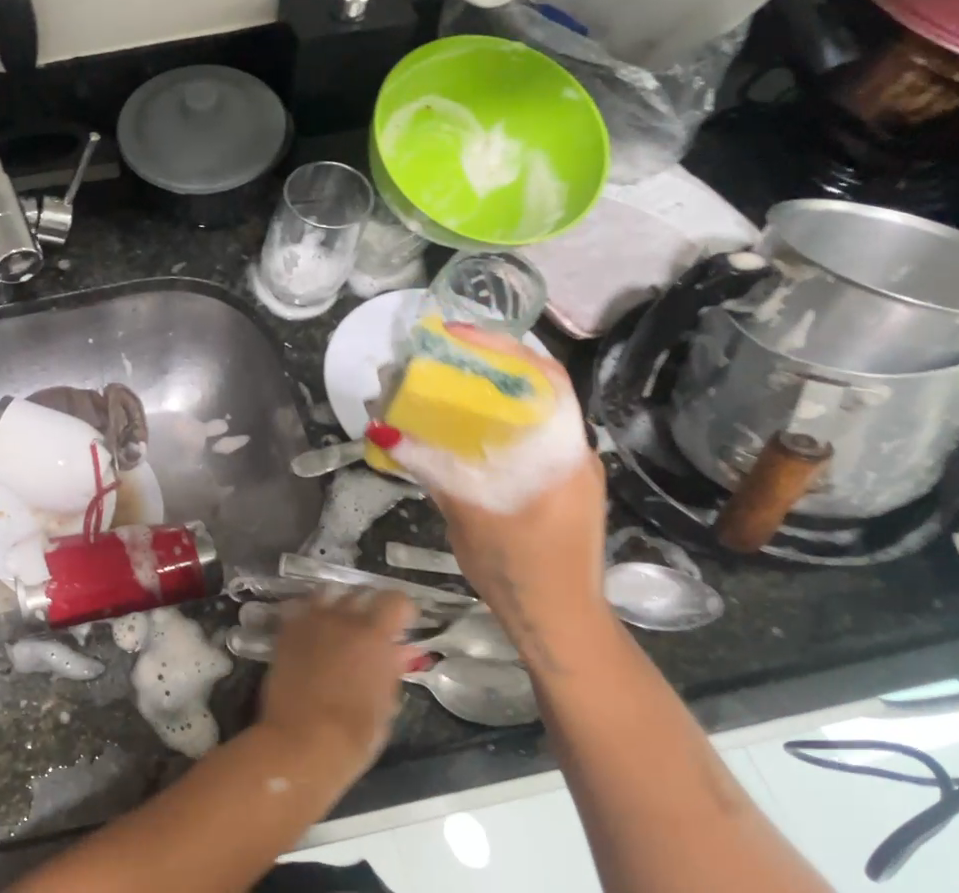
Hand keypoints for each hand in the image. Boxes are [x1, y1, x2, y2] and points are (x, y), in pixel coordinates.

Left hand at [258, 590, 416, 776]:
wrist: (302, 740)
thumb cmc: (355, 732)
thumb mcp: (386, 704)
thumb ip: (392, 669)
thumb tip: (400, 650)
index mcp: (374, 636)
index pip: (395, 599)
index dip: (401, 609)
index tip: (402, 625)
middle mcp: (342, 619)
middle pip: (360, 592)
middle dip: (369, 606)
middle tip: (370, 629)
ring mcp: (310, 621)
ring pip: (327, 594)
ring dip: (337, 605)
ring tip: (339, 626)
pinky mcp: (285, 631)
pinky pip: (298, 608)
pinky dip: (308, 613)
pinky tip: (312, 631)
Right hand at [394, 328, 612, 667]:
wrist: (561, 623)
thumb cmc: (520, 571)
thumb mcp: (468, 517)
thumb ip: (433, 470)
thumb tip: (385, 431)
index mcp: (563, 454)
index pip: (543, 377)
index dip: (501, 347)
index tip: (457, 334)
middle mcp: (573, 453)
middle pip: (536, 390)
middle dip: (489, 366)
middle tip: (441, 357)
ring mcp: (569, 471)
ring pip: (531, 415)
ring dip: (491, 396)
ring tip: (444, 387)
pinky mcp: (559, 488)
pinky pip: (527, 440)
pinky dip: (495, 425)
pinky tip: (461, 432)